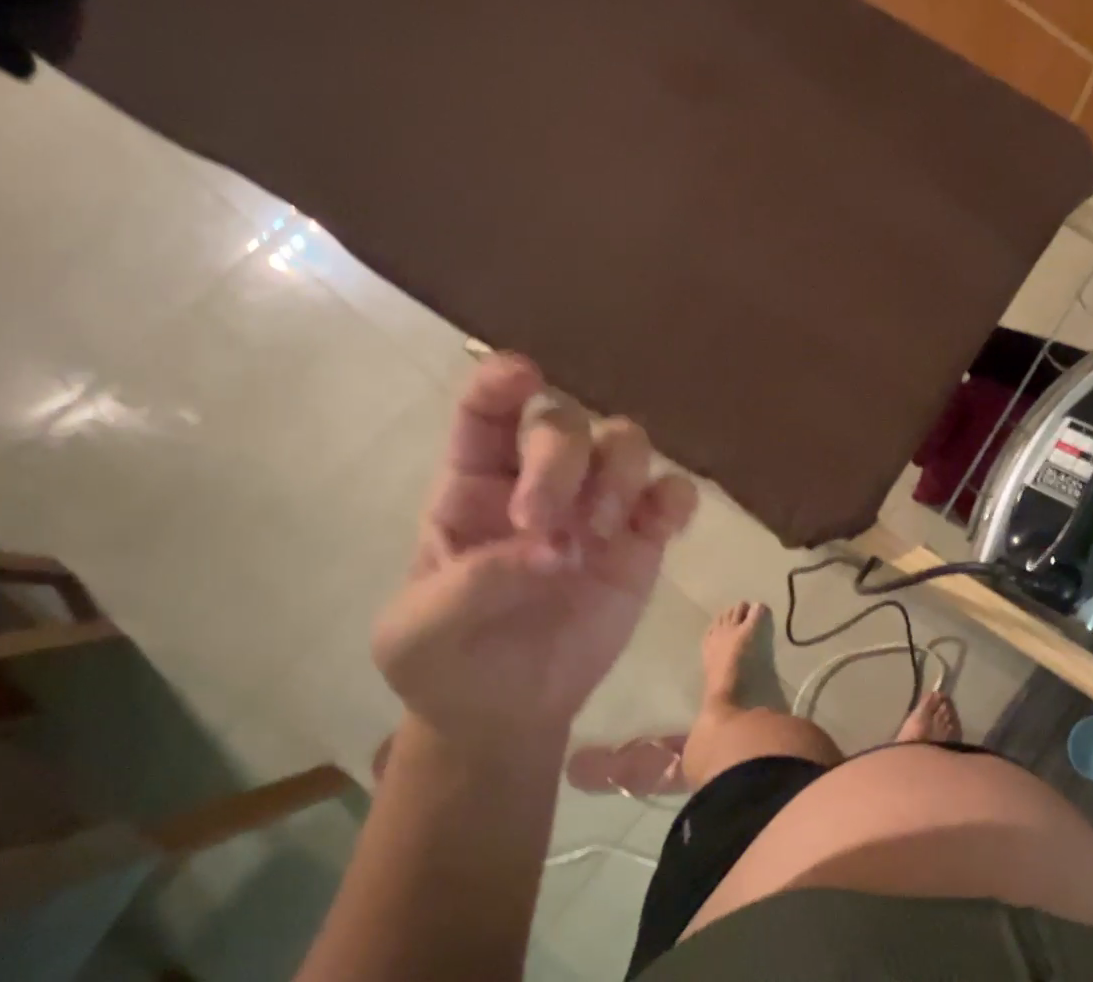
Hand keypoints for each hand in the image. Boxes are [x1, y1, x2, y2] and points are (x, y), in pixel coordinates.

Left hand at [371, 353, 698, 750]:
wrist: (504, 716)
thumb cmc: (445, 663)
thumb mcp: (417, 634)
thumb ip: (471, 585)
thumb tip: (552, 552)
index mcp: (474, 488)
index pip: (488, 413)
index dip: (502, 383)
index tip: (522, 375)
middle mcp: (539, 483)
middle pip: (565, 421)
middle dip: (560, 458)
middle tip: (542, 523)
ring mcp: (596, 509)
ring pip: (627, 443)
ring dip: (619, 473)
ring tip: (598, 534)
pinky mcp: (643, 542)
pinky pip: (674, 495)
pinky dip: (675, 498)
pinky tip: (661, 526)